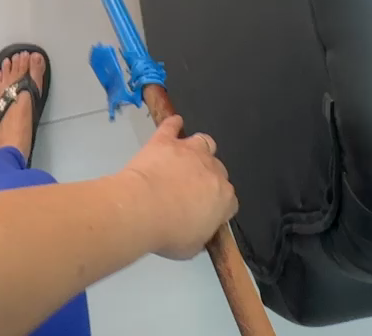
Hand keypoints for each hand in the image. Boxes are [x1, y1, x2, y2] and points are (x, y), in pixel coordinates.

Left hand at [118, 116, 238, 259]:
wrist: (141, 208)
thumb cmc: (169, 232)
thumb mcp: (192, 247)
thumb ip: (201, 234)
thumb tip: (198, 229)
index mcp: (223, 197)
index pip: (230, 201)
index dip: (219, 208)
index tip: (207, 214)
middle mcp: (211, 169)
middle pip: (218, 170)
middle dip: (209, 178)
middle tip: (193, 190)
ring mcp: (188, 151)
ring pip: (204, 142)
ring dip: (199, 149)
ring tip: (189, 157)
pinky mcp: (165, 140)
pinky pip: (172, 125)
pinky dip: (174, 124)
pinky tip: (174, 123)